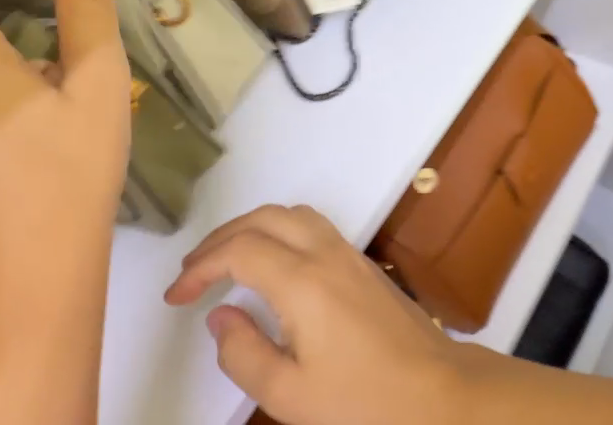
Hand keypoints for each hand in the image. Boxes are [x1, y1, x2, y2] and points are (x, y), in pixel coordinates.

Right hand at [167, 205, 472, 424]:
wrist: (436, 390)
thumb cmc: (361, 399)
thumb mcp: (288, 393)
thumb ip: (243, 353)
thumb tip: (220, 316)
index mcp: (304, 281)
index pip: (241, 250)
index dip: (201, 267)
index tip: (175, 296)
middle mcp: (327, 253)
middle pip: (266, 217)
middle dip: (222, 237)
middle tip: (192, 272)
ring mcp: (350, 253)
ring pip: (294, 214)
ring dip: (254, 227)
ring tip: (225, 261)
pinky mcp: (364, 263)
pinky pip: (315, 226)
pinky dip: (281, 231)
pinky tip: (270, 265)